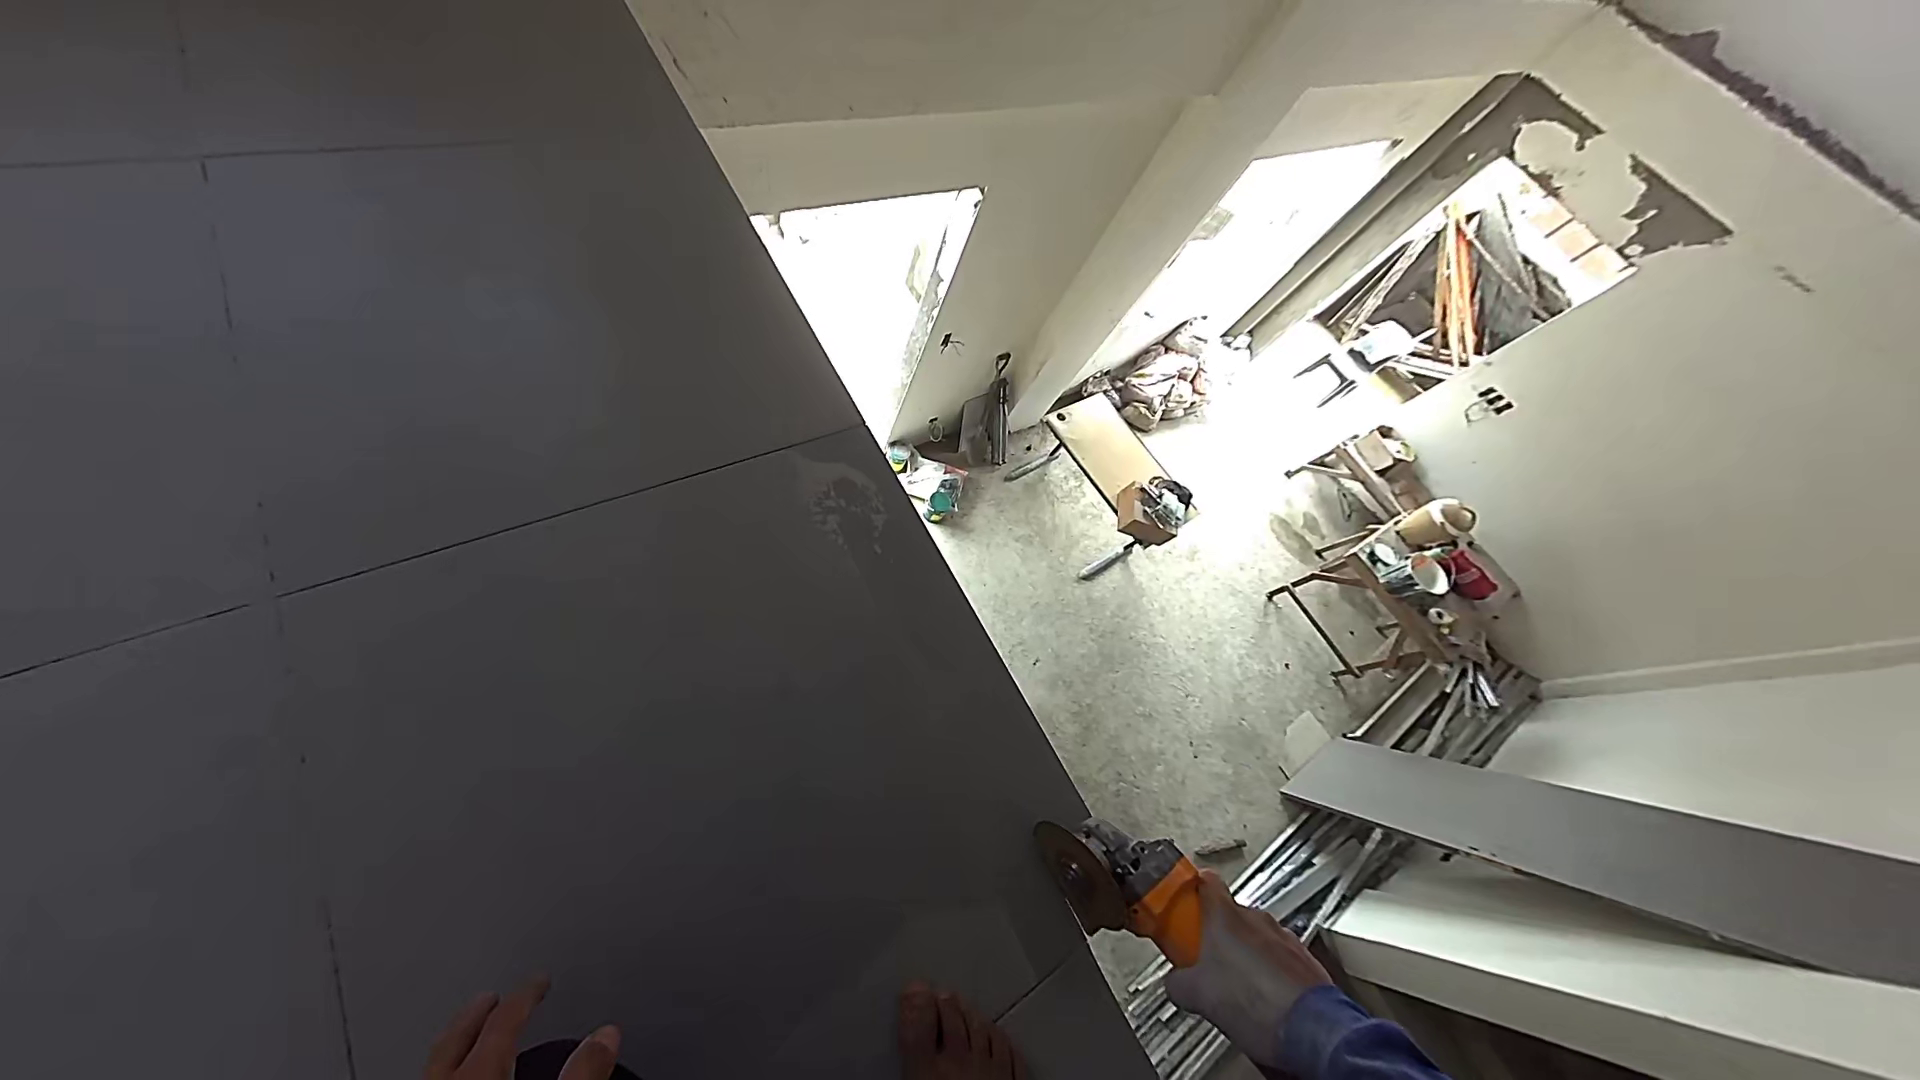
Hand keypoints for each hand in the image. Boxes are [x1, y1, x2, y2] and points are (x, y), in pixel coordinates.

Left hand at [425, 977, 621, 1079]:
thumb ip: (581, 1076)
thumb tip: (605, 1036)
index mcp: (479, 1078)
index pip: (506, 1019)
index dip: (526, 995)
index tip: (538, 984)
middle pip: (455, 1041)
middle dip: (477, 1016)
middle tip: (492, 999)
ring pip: (429, 1072)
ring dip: (451, 1049)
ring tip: (463, 1040)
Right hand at [1164, 871, 1330, 1067]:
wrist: (1313, 1033)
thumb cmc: (1258, 1003)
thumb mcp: (1198, 995)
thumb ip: (1178, 981)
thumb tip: (1174, 984)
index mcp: (1225, 914)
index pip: (1206, 880)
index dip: (1194, 888)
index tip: (1185, 901)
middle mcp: (1256, 918)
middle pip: (1229, 913)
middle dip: (1218, 934)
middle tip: (1208, 959)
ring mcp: (1284, 938)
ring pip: (1257, 937)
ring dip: (1248, 955)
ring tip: (1240, 987)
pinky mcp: (1307, 961)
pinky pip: (1282, 958)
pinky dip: (1272, 973)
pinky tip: (1266, 1000)